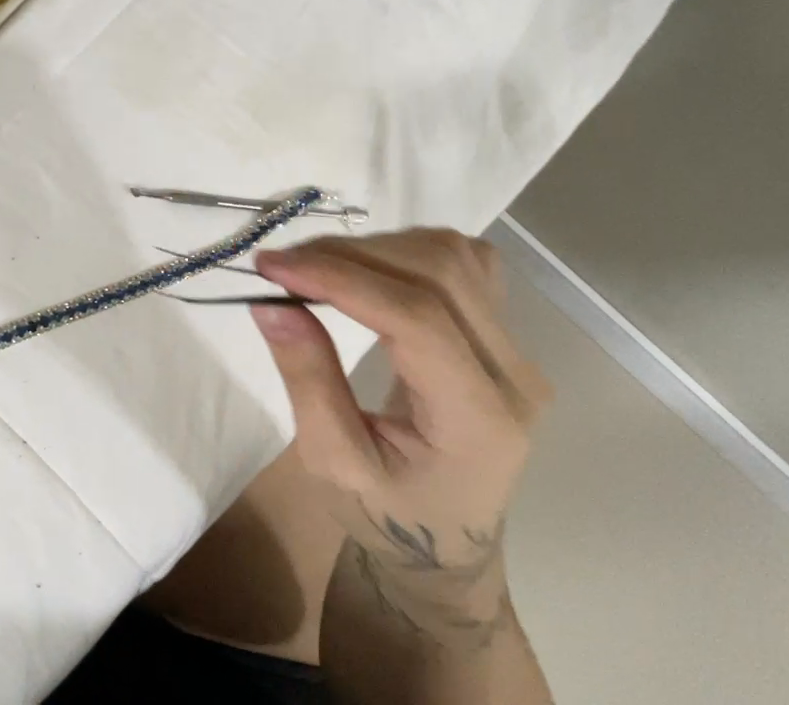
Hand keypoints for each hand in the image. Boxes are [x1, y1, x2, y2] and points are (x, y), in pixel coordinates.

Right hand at [251, 230, 549, 637]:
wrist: (444, 541)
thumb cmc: (386, 513)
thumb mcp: (332, 462)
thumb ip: (308, 380)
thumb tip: (270, 304)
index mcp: (476, 418)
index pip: (417, 318)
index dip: (340, 279)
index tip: (271, 267)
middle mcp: (513, 375)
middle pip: (441, 273)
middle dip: (350, 255)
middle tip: (281, 266)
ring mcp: (518, 353)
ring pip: (456, 258)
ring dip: (375, 248)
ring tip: (314, 268)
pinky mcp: (503, 339)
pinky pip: (466, 267)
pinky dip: (405, 252)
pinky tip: (363, 271)